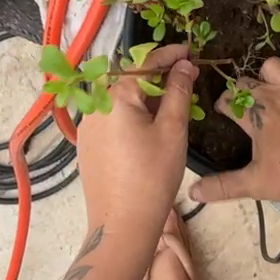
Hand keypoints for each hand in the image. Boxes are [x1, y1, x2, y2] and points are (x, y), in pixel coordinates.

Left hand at [76, 44, 196, 241]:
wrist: (122, 227)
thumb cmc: (152, 176)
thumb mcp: (172, 130)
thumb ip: (178, 91)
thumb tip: (183, 65)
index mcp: (116, 96)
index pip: (145, 63)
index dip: (170, 55)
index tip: (190, 53)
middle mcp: (96, 106)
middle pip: (130, 79)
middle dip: (158, 76)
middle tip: (186, 80)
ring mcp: (88, 127)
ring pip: (121, 100)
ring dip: (145, 96)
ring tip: (172, 105)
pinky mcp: (88, 146)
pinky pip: (112, 118)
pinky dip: (132, 114)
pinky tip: (151, 128)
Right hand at [189, 57, 279, 205]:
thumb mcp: (257, 184)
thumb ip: (224, 186)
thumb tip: (193, 191)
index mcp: (255, 115)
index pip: (228, 99)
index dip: (222, 105)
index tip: (223, 113)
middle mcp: (273, 94)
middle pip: (247, 80)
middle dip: (240, 90)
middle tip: (244, 107)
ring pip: (273, 65)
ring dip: (266, 74)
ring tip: (268, 90)